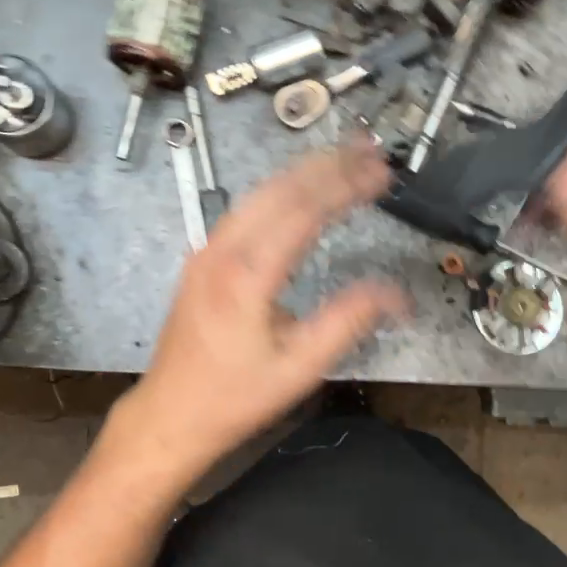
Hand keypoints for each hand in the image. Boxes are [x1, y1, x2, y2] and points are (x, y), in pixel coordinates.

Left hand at [104, 143, 406, 490]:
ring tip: (346, 159)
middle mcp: (222, 250)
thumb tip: (396, 295)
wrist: (169, 415)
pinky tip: (301, 189)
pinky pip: (246, 209)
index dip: (346, 186)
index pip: (303, 211)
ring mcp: (207, 251)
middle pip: (280, 189)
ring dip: (304, 172)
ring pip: (259, 193)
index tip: (381, 172)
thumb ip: (347, 323)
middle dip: (329, 164)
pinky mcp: (203, 260)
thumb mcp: (299, 369)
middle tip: (372, 151)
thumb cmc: (234, 398)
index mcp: (246, 275)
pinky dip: (281, 191)